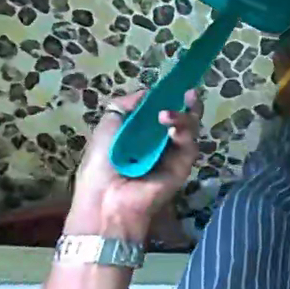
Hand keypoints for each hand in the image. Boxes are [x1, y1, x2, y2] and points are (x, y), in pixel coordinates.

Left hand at [64, 89, 201, 241]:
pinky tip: (171, 124)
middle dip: (185, 103)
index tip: (170, 86)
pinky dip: (184, 129)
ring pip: (189, 127)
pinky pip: (190, 144)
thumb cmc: (100, 167)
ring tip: (166, 114)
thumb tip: (147, 92)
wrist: (106, 202)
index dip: (166, 98)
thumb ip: (124, 107)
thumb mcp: (106, 129)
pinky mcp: (184, 165)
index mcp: (141, 135)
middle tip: (187, 92)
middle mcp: (161, 143)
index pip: (161, 111)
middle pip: (181, 117)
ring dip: (183, 115)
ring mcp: (174, 154)